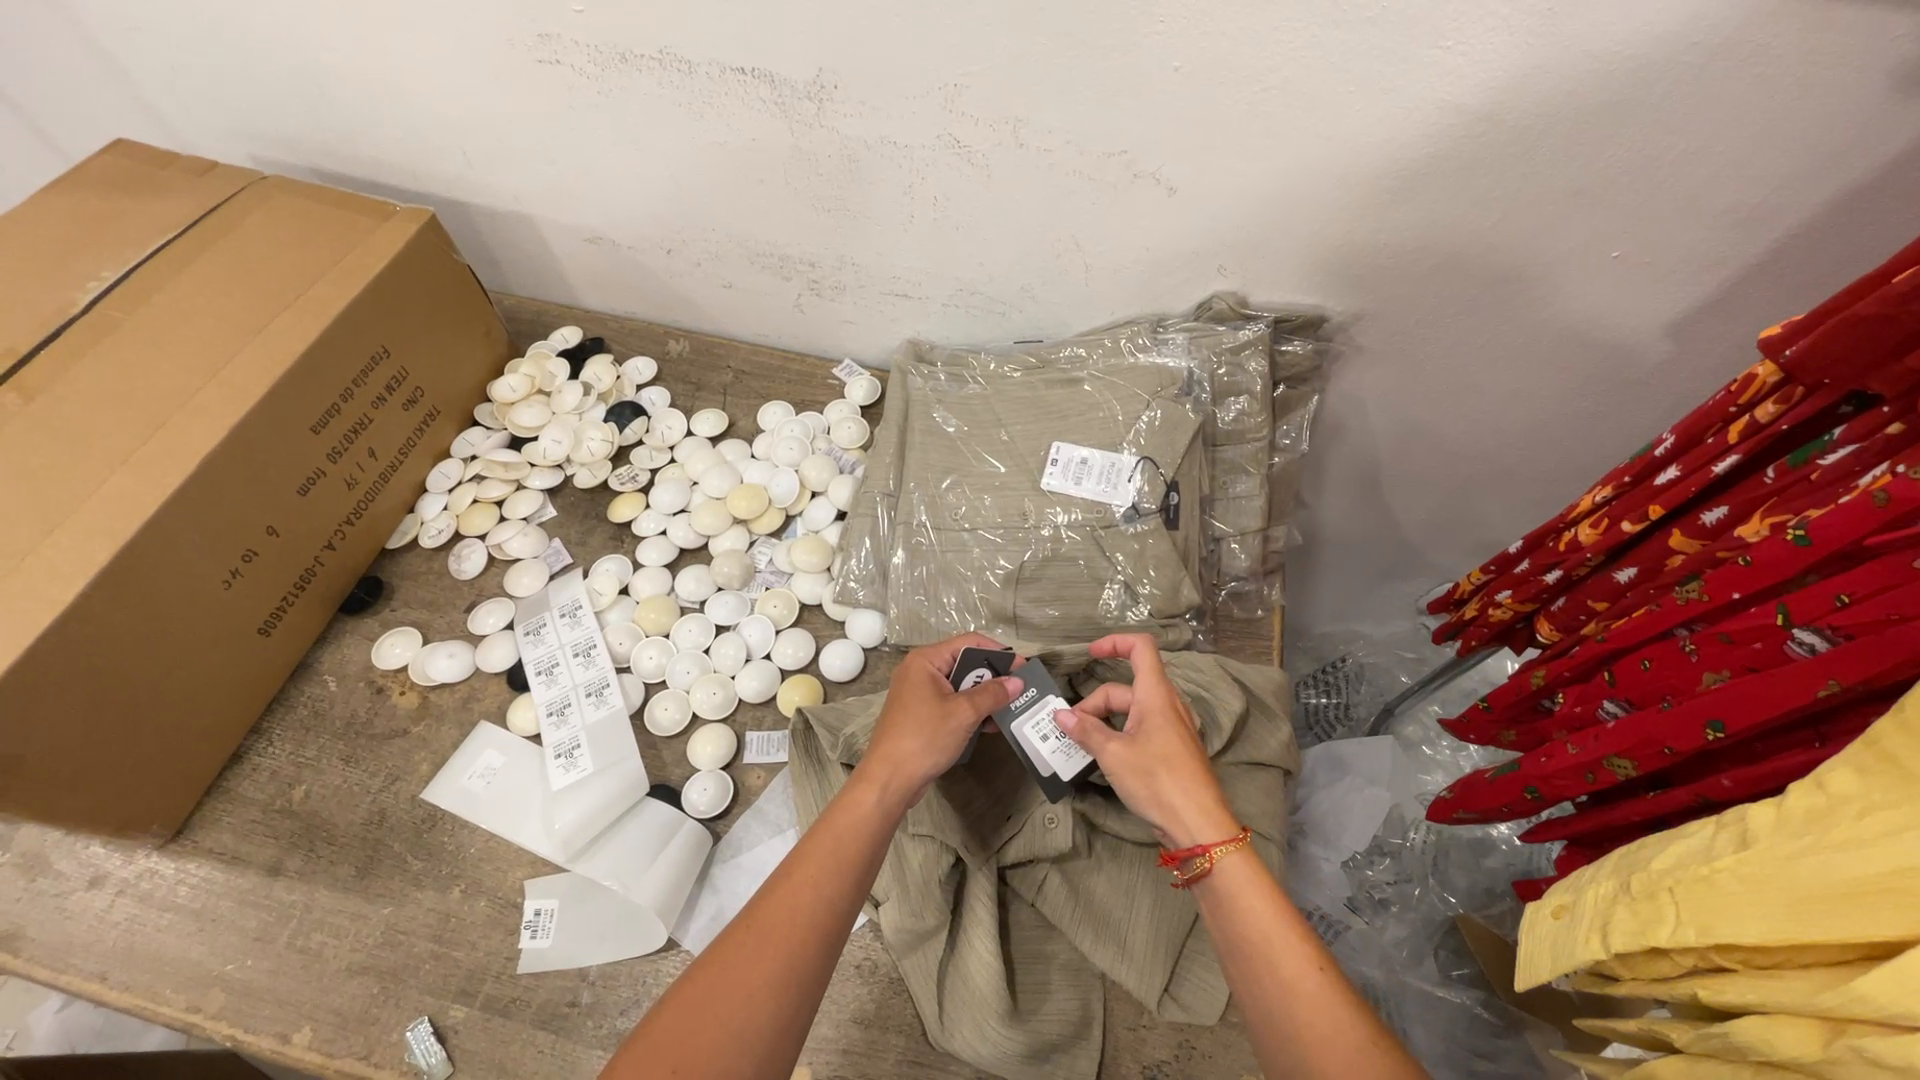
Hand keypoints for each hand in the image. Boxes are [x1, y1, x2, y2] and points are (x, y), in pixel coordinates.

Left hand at [854, 633, 1022, 811]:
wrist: (889, 779)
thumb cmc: (925, 737)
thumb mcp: (963, 713)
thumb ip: (992, 694)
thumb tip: (1018, 681)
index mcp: (926, 660)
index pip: (969, 643)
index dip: (998, 652)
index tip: (1023, 668)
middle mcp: (920, 671)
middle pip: (965, 664)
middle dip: (993, 677)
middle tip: (1021, 690)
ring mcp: (919, 695)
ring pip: (960, 687)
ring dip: (985, 697)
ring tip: (1013, 709)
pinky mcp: (922, 716)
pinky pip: (952, 705)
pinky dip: (971, 711)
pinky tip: (993, 725)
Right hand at [1053, 634, 1239, 847]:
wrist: (1199, 824)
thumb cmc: (1157, 781)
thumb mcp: (1113, 755)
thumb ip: (1085, 731)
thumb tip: (1060, 715)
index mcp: (1156, 695)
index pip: (1140, 648)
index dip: (1114, 642)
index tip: (1089, 654)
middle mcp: (1167, 705)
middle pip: (1125, 688)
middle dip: (1094, 704)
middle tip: (1071, 730)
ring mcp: (1173, 728)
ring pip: (1132, 712)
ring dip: (1105, 722)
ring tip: (1082, 744)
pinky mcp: (1173, 750)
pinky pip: (1142, 730)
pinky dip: (1120, 735)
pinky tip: (1105, 757)